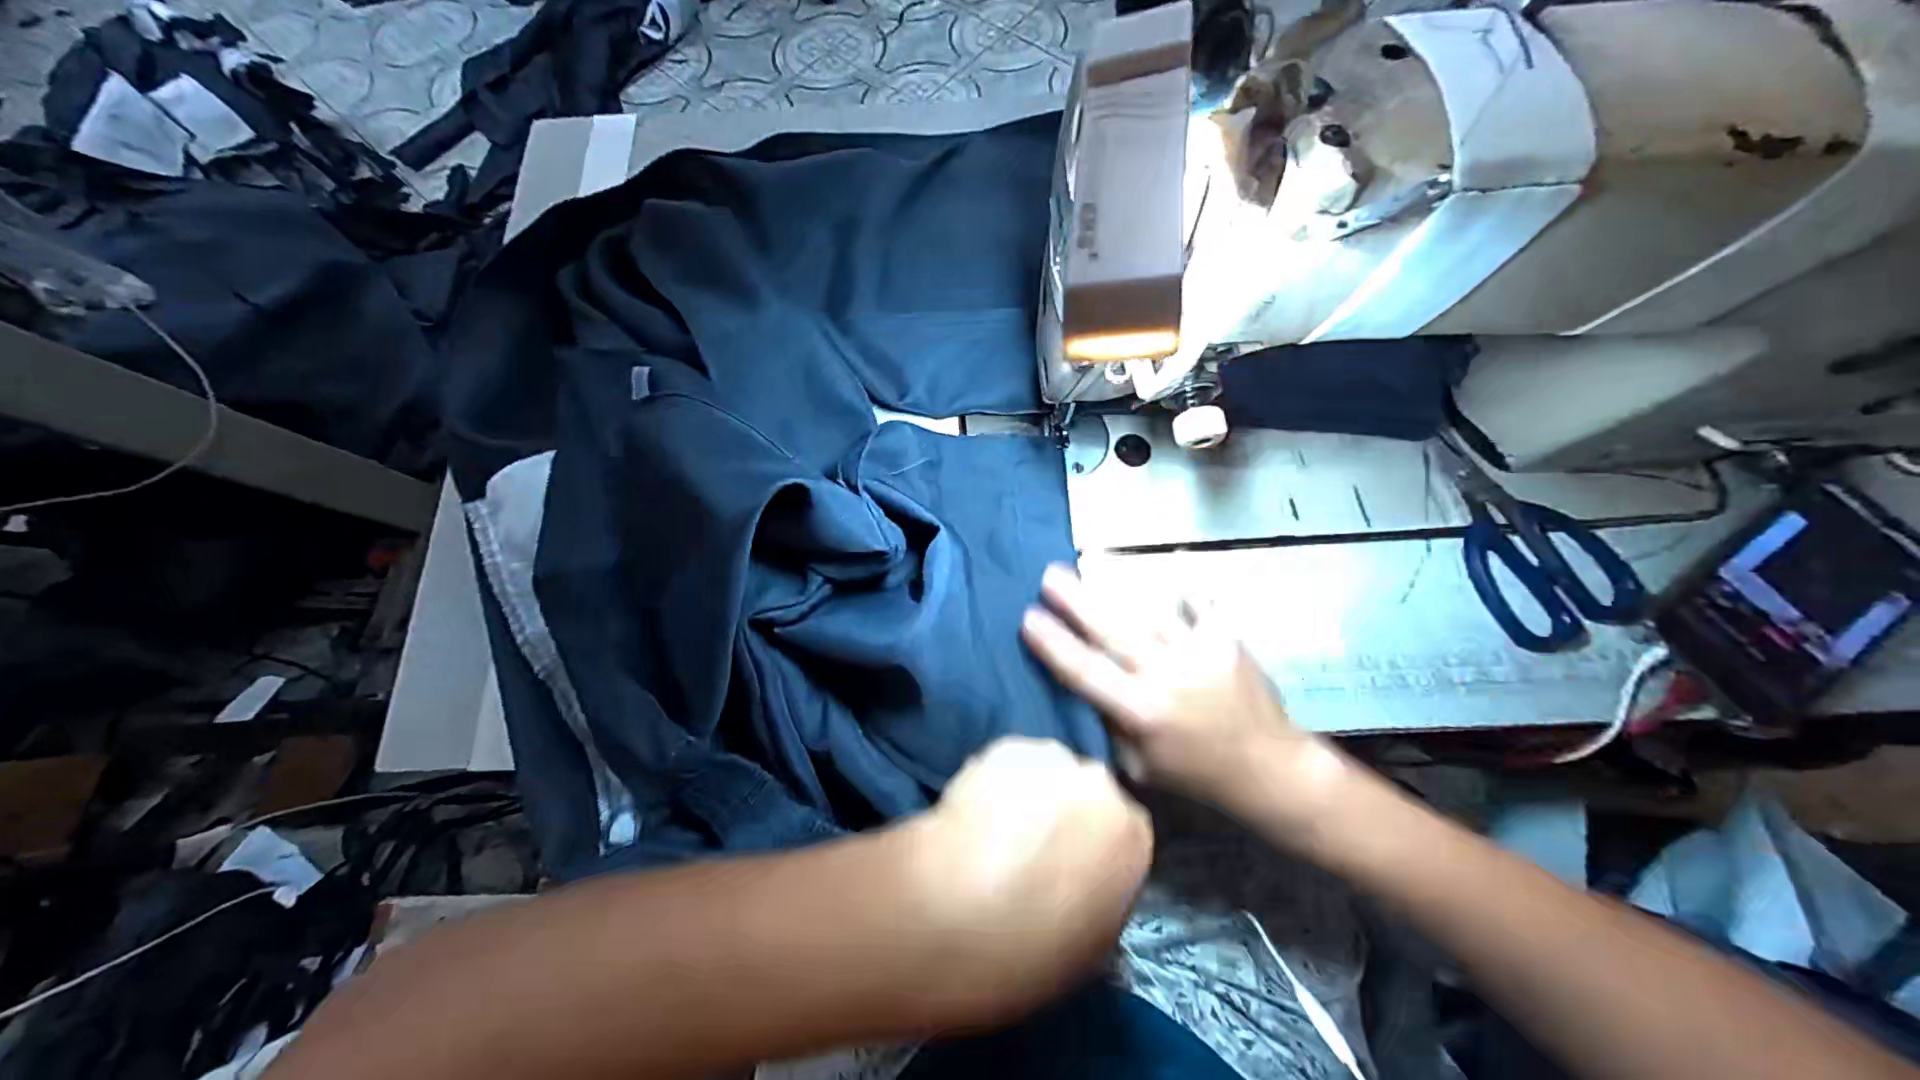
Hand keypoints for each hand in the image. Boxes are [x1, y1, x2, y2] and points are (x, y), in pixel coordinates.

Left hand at [896, 736, 1151, 1025]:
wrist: (969, 909)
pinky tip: (969, 813)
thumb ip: (1101, 898)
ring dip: (1025, 791)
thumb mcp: (1094, 943)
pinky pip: (1002, 763)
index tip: (1068, 865)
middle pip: (1084, 790)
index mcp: (1133, 835)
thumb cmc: (1040, 946)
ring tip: (992, 827)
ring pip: (1043, 769)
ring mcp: (1052, 758)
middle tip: (1027, 846)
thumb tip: (1084, 893)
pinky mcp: (1004, 747)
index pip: (1121, 829)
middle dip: (1063, 810)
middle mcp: (1101, 784)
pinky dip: (989, 780)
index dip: (1092, 846)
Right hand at [1020, 564, 1356, 843]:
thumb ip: (1109, 726)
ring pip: (1148, 613)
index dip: (1054, 644)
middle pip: (1112, 631)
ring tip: (1090, 562)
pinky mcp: (1227, 641)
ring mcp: (1199, 654)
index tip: (1029, 617)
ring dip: (1116, 589)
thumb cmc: (1194, 773)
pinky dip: (1186, 598)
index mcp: (1141, 712)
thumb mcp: (1139, 765)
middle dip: (1076, 600)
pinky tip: (1177, 587)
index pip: (1085, 671)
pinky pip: (1199, 608)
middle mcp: (1167, 677)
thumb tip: (1079, 689)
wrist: (1269, 768)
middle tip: (1049, 574)